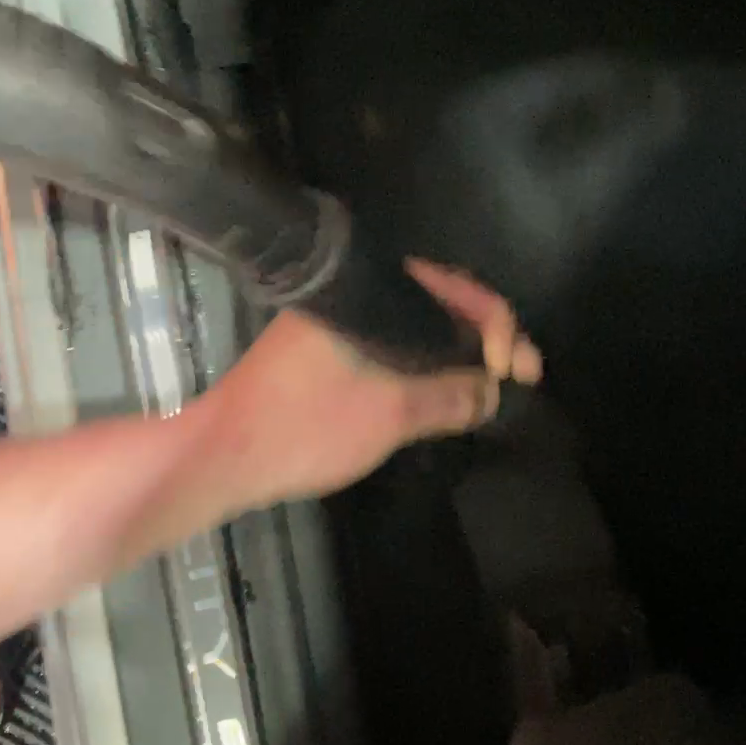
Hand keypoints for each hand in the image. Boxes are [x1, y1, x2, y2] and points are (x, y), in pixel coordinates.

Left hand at [186, 260, 541, 508]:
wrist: (224, 455)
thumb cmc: (305, 426)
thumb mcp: (390, 413)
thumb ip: (450, 396)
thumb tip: (496, 392)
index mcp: (367, 293)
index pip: (452, 288)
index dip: (496, 324)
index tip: (519, 370)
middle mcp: (356, 297)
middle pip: (437, 304)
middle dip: (485, 337)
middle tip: (521, 374)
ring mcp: (341, 324)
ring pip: (415, 329)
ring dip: (456, 354)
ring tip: (497, 383)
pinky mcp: (332, 352)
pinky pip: (394, 348)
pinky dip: (425, 366)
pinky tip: (449, 389)